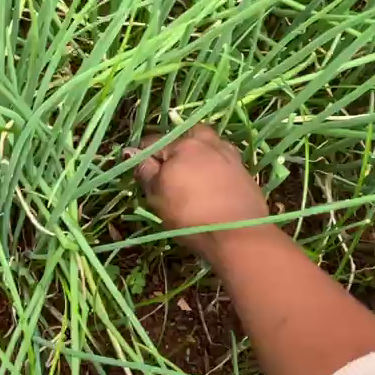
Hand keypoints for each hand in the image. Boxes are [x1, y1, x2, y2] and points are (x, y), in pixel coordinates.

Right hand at [131, 123, 275, 259]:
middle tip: (169, 174)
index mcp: (183, 144)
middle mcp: (208, 142)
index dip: (143, 158)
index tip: (143, 176)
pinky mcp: (244, 171)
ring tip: (191, 180)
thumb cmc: (190, 215)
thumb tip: (131, 152)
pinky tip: (209, 187)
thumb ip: (145, 171)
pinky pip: (221, 162)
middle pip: (184, 138)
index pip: (152, 142)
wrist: (239, 236)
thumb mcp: (157, 196)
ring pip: (206, 147)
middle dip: (174, 151)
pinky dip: (213, 169)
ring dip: (197, 156)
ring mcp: (229, 155)